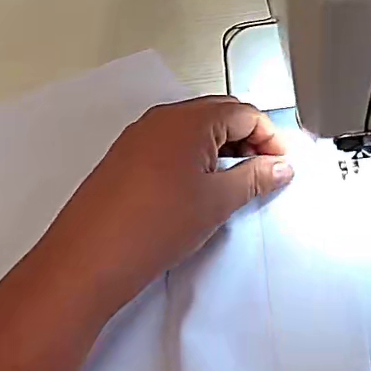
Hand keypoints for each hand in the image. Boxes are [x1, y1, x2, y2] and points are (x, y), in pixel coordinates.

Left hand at [37, 96, 291, 305]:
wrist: (88, 258)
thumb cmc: (148, 227)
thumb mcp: (216, 202)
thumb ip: (255, 178)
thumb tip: (278, 166)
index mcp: (188, 119)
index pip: (244, 112)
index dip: (270, 136)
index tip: (282, 162)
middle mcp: (161, 118)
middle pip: (219, 113)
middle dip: (248, 138)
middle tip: (265, 170)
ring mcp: (140, 134)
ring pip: (194, 128)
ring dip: (221, 146)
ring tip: (235, 182)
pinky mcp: (127, 154)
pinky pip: (170, 142)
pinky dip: (194, 155)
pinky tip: (199, 186)